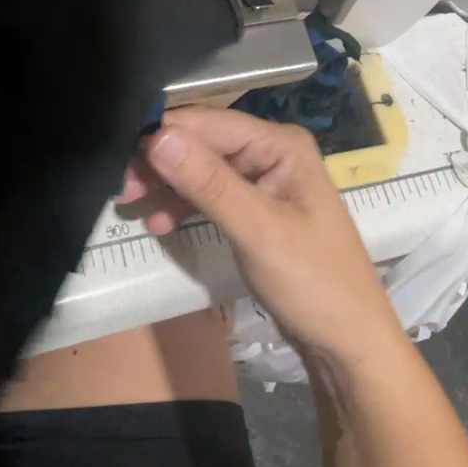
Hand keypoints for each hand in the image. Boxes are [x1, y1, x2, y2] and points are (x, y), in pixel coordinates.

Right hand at [117, 107, 401, 363]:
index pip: (208, 123)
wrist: (349, 343)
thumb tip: (156, 137)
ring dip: (166, 184)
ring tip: (128, 205)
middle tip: (120, 189)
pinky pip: (209, 193)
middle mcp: (269, 151)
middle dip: (160, 161)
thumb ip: (208, 183)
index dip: (162, 135)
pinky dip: (183, 205)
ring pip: (200, 168)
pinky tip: (159, 223)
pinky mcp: (254, 207)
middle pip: (201, 143)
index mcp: (279, 143)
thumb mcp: (258, 230)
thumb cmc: (313, 282)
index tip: (117, 157)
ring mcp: (262, 180)